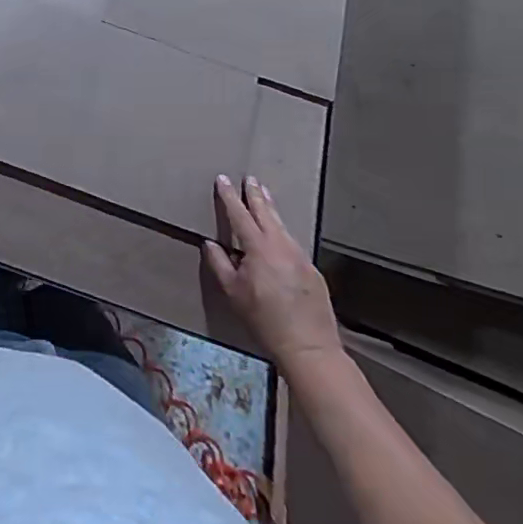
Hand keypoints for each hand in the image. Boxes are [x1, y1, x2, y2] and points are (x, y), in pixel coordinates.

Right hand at [204, 175, 342, 371]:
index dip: (229, 196)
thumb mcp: (233, 292)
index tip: (223, 179)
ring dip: (271, 209)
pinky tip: (279, 234)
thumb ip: (220, 264)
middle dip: (256, 194)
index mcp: (259, 248)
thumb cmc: (263, 319)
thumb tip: (210, 243)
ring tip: (265, 196)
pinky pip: (292, 242)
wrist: (308, 345)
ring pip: (282, 225)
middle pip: (266, 212)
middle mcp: (281, 245)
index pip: (240, 214)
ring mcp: (300, 256)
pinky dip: (282, 232)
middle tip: (250, 178)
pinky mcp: (312, 269)